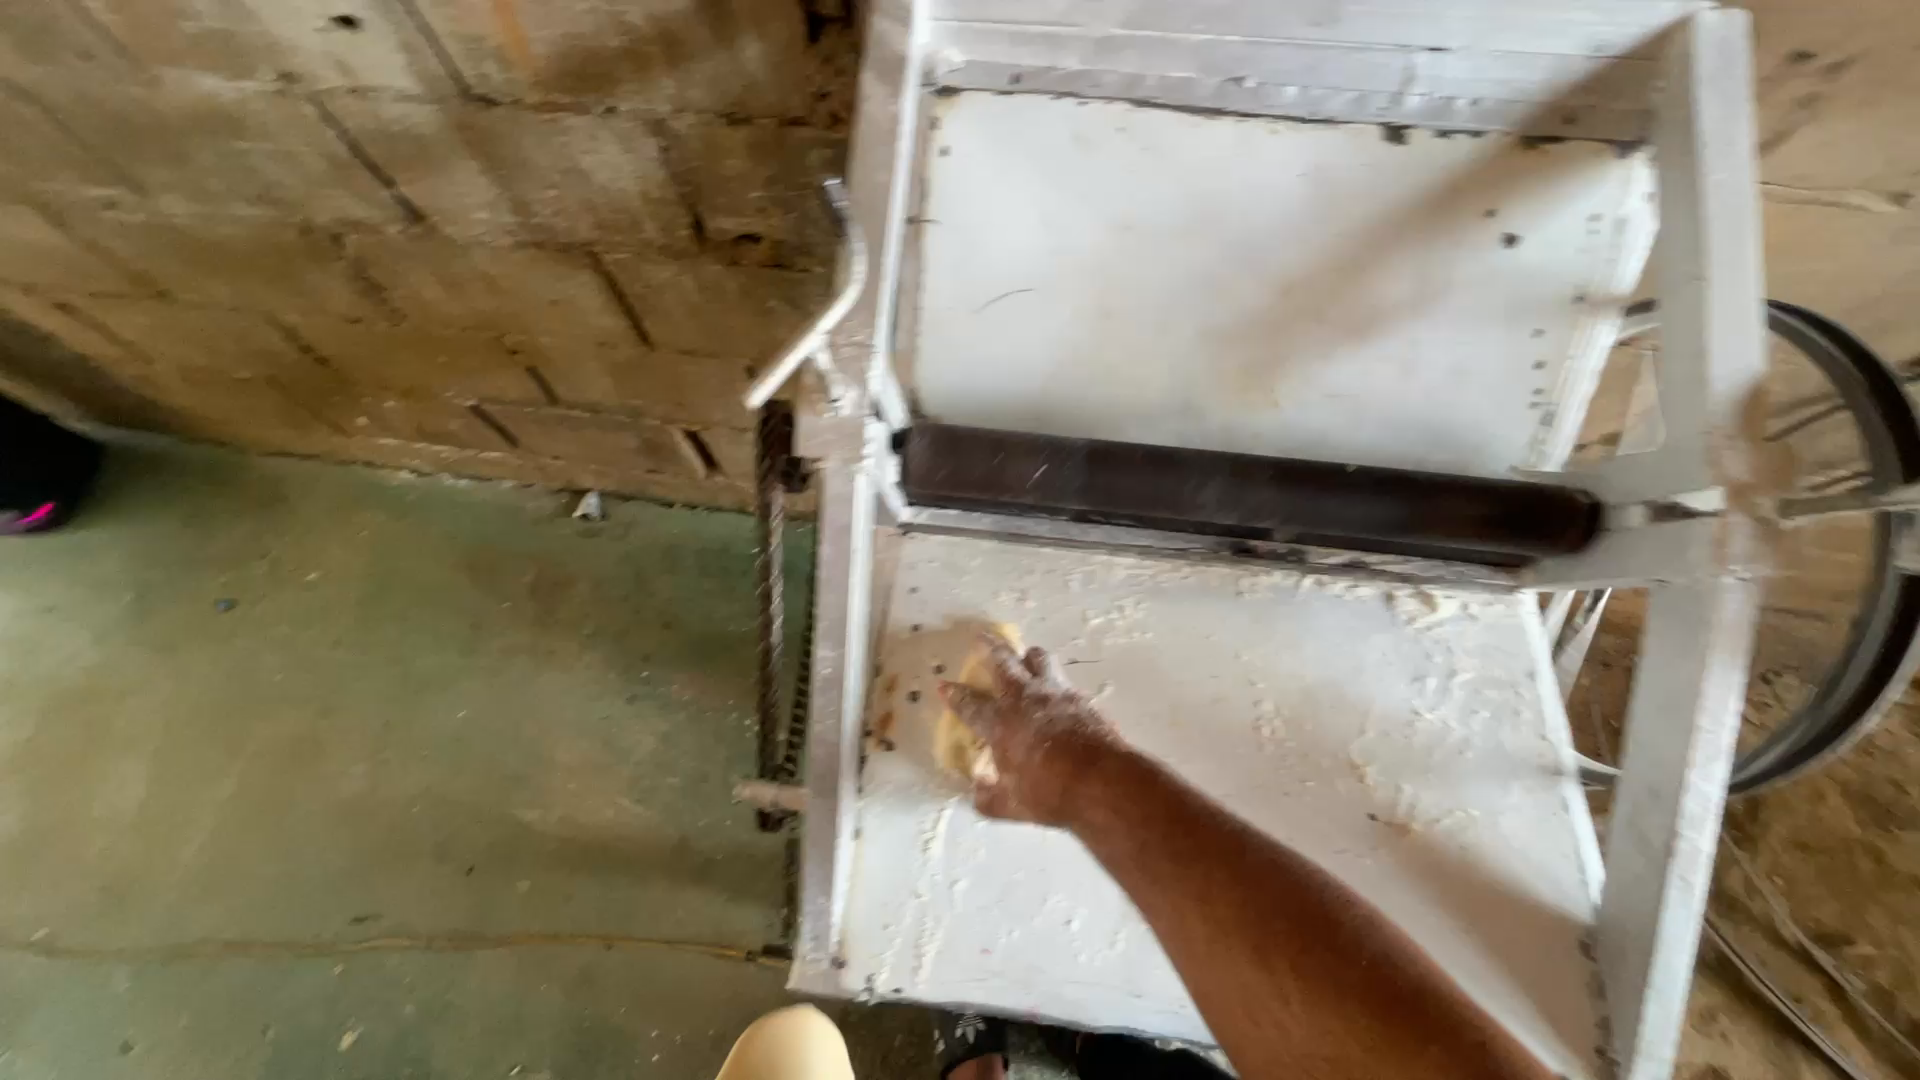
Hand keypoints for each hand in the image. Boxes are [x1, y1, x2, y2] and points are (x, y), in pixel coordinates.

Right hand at [939, 634, 1123, 825]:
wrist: (1101, 781)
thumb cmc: (1049, 794)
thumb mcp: (1011, 805)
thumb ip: (989, 798)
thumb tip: (977, 791)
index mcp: (1000, 723)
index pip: (970, 704)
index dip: (955, 695)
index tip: (944, 684)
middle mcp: (1024, 700)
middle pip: (1003, 662)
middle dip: (989, 647)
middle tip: (982, 637)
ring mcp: (1055, 694)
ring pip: (1038, 658)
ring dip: (1028, 656)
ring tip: (1026, 657)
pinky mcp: (1080, 698)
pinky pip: (1063, 679)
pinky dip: (1055, 680)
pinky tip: (1057, 690)